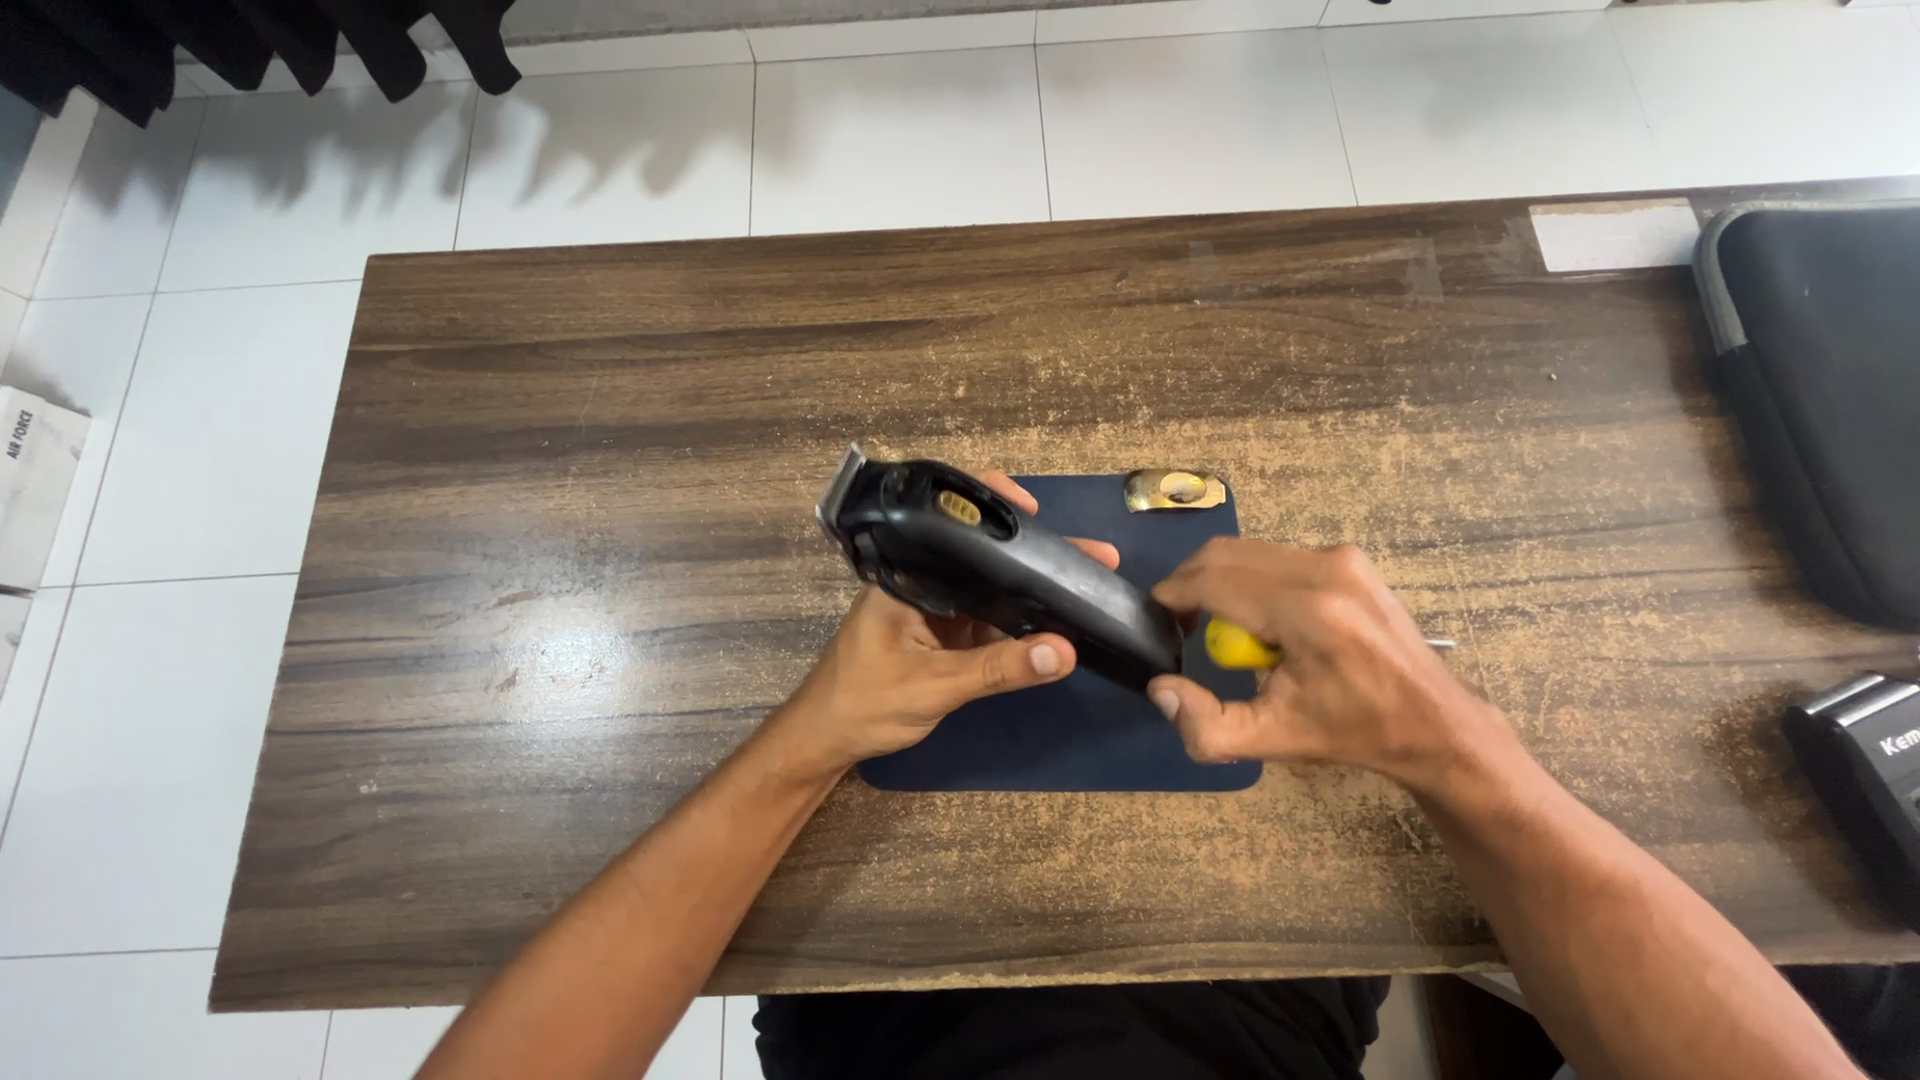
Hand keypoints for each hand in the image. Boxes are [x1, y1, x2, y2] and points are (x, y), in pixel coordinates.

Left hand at [766, 471, 1120, 776]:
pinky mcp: (944, 635)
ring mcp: (935, 609)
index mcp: (905, 577)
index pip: (952, 526)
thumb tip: (1063, 651)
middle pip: (982, 556)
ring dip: (1032, 586)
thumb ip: (997, 669)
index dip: (993, 510)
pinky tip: (1056, 617)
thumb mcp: (933, 687)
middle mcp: (921, 583)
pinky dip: (1019, 619)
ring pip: (990, 588)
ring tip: (1086, 579)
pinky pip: (988, 619)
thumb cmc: (863, 704)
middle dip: (1032, 552)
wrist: (827, 740)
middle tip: (1089, 555)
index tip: (1036, 510)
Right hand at [1146, 539, 1511, 794]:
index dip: (1173, 593)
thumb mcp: (1272, 740)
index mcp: (1308, 614)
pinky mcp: (1349, 557)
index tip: (1156, 614)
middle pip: (1226, 554)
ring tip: (1228, 628)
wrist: (1433, 721)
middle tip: (1180, 620)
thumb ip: (1205, 724)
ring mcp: (1342, 557)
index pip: (1214, 581)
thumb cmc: (1351, 732)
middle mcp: (1325, 570)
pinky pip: (1276, 555)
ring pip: (1250, 551)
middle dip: (1190, 581)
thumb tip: (1159, 687)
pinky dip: (1255, 579)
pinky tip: (1268, 620)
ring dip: (1222, 581)